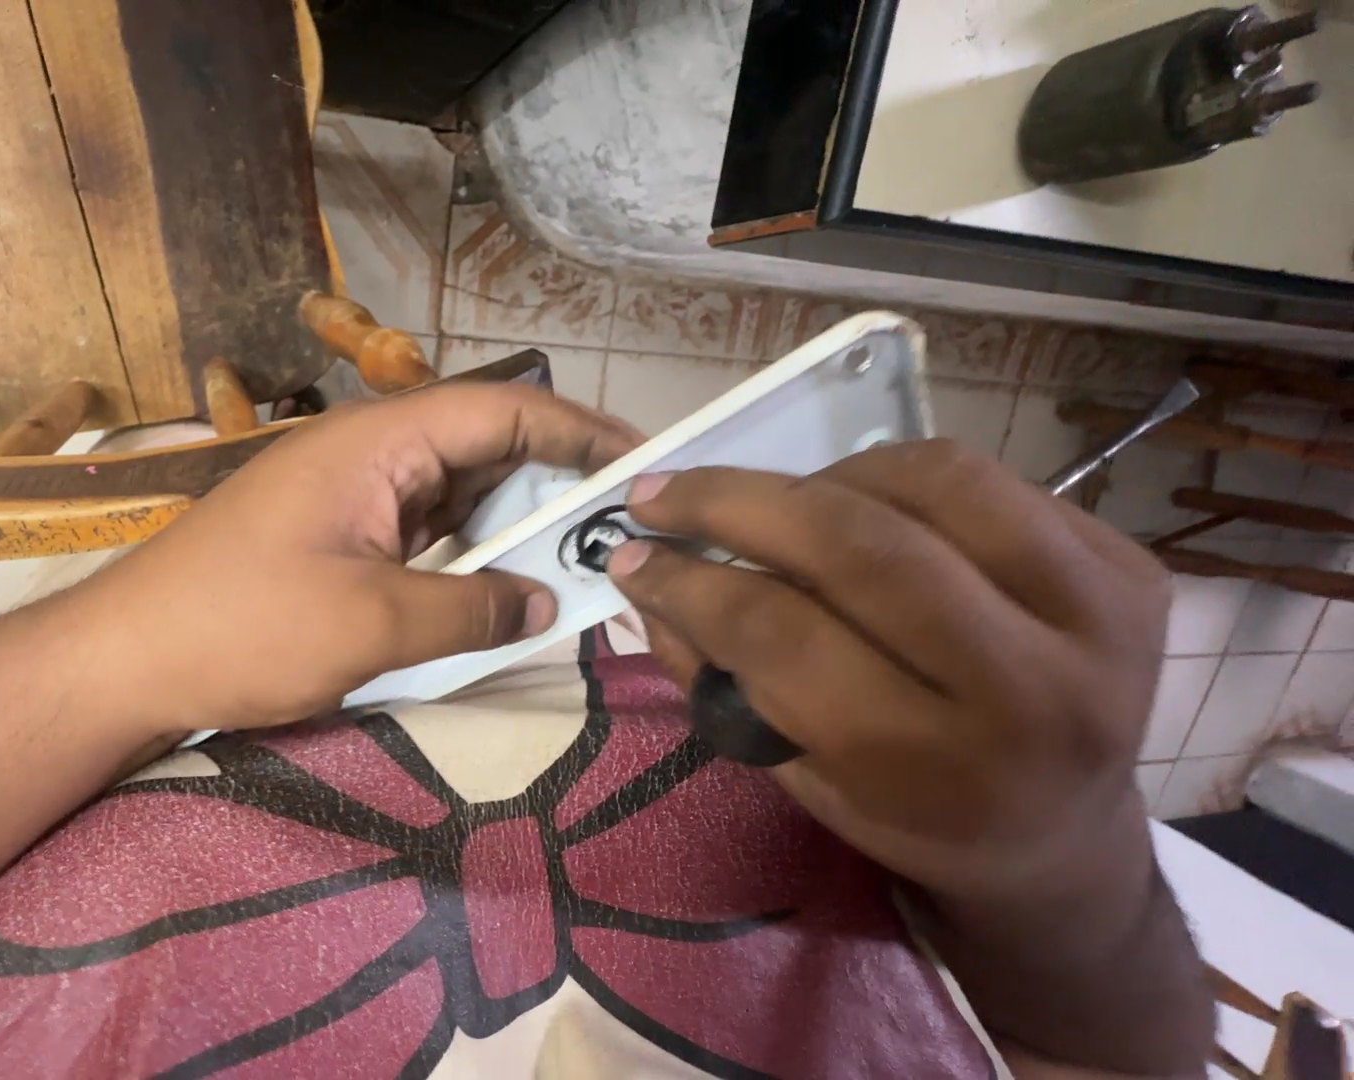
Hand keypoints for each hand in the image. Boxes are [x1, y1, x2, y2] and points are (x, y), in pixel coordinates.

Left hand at [68, 383, 639, 733]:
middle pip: (481, 446)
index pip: (500, 411)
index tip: (641, 460)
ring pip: (452, 493)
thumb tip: (546, 602)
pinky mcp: (336, 537)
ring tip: (576, 553)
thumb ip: (471, 607)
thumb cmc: (244, 627)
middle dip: (553, 479)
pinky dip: (466, 551)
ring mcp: (349, 496)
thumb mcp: (372, 623)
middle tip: (620, 521)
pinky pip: (421, 530)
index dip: (578, 428)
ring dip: (510, 521)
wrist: (128, 660)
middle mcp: (367, 454)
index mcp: (376, 444)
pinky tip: (500, 581)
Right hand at [604, 439, 1208, 1073]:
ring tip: (767, 507)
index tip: (629, 557)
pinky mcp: (1127, 561)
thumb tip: (644, 575)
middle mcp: (1032, 685)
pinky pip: (975, 478)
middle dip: (732, 503)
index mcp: (935, 763)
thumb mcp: (791, 772)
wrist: (1061, 836)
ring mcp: (1097, 613)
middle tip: (660, 493)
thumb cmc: (905, 815)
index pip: (782, 636)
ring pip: (925, 481)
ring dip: (814, 479)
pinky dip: (885, 475)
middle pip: (856, 545)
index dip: (689, 584)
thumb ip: (714, 674)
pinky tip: (848, 507)